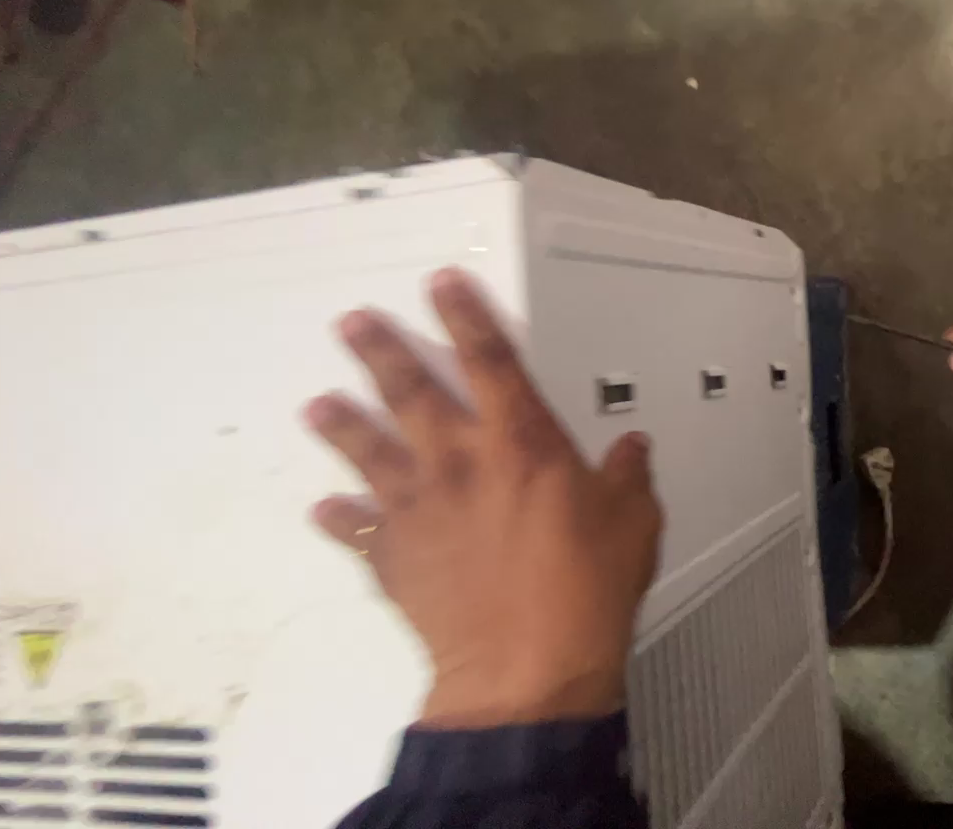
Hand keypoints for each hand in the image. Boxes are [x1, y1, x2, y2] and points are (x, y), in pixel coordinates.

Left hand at [303, 268, 662, 727]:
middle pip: (413, 394)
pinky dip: (343, 519)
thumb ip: (629, 474)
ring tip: (318, 405)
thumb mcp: (634, 518)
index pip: (492, 362)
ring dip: (343, 426)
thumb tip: (632, 447)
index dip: (467, 317)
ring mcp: (421, 511)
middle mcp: (464, 465)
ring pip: (370, 453)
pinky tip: (326, 508)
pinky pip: (360, 532)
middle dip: (382, 353)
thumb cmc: (589, 584)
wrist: (529, 668)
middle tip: (353, 322)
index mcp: (525, 445)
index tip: (444, 284)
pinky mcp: (396, 560)